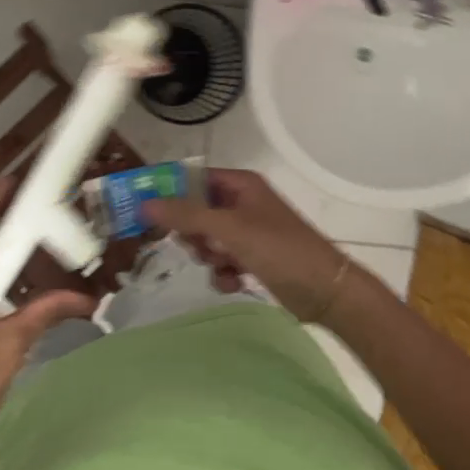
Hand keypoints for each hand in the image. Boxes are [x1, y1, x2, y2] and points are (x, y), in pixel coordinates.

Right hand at [142, 168, 353, 318]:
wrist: (326, 291)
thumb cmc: (280, 250)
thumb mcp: (230, 230)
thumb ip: (186, 216)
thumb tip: (145, 204)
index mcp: (240, 184)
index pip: (193, 178)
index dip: (168, 191)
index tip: (143, 210)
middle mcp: (242, 203)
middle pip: (195, 211)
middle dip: (193, 233)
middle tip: (198, 245)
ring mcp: (248, 232)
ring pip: (206, 240)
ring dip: (208, 256)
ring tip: (223, 264)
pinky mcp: (252, 258)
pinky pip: (221, 262)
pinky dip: (223, 273)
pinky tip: (234, 282)